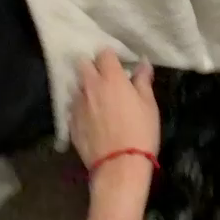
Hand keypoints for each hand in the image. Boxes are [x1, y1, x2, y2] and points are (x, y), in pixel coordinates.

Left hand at [71, 49, 159, 183]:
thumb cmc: (140, 132)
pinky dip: (79, 108)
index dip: (111, 57)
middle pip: (82, 64)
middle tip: (103, 78)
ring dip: (84, 87)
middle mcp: (90, 86)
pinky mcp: (70, 123)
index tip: (118, 64)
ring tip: (95, 98)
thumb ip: (143, 80)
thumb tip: (142, 63)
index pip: (104, 53)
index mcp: (111, 78)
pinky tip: (89, 118)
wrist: (119, 166)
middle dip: (91, 66)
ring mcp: (77, 105)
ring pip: (76, 86)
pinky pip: (72, 107)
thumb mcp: (149, 104)